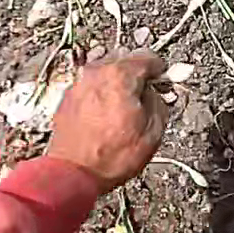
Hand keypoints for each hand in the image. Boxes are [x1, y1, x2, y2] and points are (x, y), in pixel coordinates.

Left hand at [46, 53, 168, 192]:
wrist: (74, 174)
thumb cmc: (113, 155)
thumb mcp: (154, 130)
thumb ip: (160, 101)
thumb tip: (157, 92)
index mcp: (120, 76)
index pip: (148, 58)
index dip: (162, 72)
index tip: (166, 84)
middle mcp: (96, 73)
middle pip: (126, 60)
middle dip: (140, 75)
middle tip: (150, 95)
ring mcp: (79, 84)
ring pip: (108, 71)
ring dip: (121, 83)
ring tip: (129, 105)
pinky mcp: (68, 97)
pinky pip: (93, 85)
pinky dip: (104, 92)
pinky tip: (110, 112)